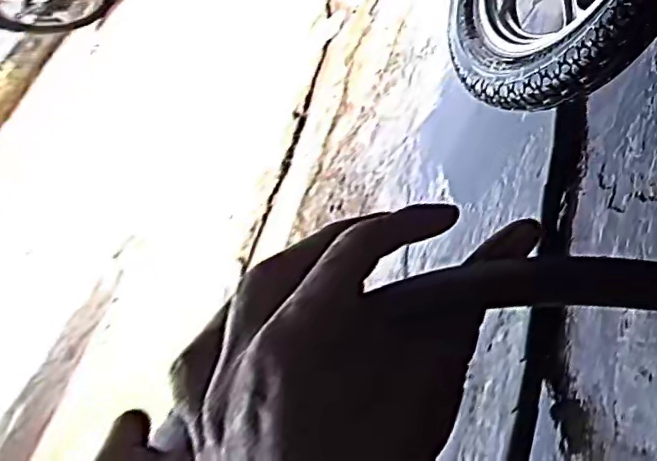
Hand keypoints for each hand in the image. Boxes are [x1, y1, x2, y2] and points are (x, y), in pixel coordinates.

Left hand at [94, 204, 540, 460]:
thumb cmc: (382, 448)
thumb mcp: (442, 354)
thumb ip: (477, 286)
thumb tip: (522, 234)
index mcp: (302, 330)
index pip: (357, 245)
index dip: (408, 221)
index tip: (443, 220)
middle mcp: (241, 362)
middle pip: (280, 270)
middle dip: (340, 239)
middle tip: (387, 232)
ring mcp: (206, 413)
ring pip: (211, 331)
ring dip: (260, 297)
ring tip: (299, 280)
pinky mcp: (197, 458)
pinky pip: (147, 431)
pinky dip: (149, 412)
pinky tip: (135, 417)